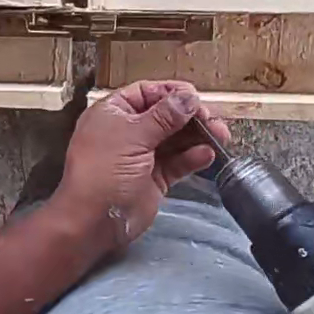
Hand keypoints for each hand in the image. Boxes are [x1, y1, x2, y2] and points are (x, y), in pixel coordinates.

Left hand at [49, 81, 230, 249]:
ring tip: (220, 136)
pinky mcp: (154, 178)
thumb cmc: (104, 171)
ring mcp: (141, 156)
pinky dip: (192, 157)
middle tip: (212, 120)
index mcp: (112, 114)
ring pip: (174, 139)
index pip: (145, 93)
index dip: (170, 93)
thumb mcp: (133, 135)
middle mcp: (127, 132)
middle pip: (164, 116)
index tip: (195, 96)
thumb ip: (164, 116)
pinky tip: (207, 155)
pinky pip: (177, 162)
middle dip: (190, 116)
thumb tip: (187, 97)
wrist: (94, 220)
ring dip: (197, 136)